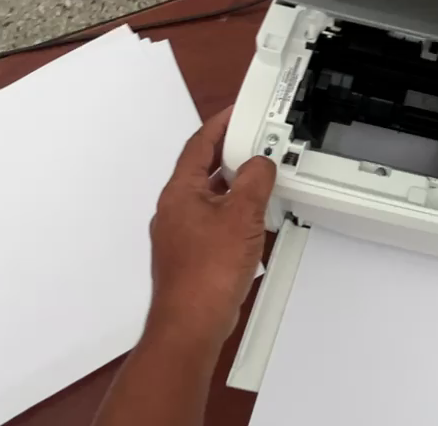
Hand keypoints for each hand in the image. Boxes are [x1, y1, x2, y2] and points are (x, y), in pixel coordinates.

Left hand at [144, 105, 276, 346]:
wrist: (192, 325)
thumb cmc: (207, 273)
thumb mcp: (242, 214)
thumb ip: (255, 180)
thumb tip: (261, 164)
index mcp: (180, 192)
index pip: (200, 144)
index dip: (221, 123)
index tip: (238, 111)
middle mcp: (176, 209)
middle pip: (205, 167)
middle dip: (232, 152)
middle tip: (258, 140)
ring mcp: (181, 232)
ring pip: (211, 193)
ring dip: (236, 182)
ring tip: (262, 175)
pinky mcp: (192, 252)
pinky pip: (215, 216)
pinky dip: (235, 207)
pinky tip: (254, 215)